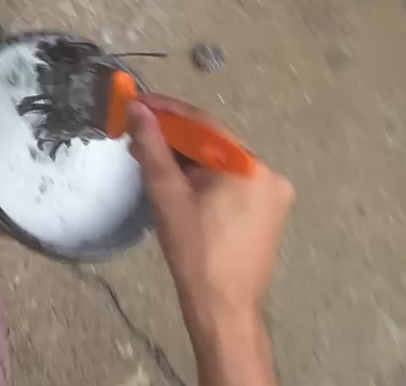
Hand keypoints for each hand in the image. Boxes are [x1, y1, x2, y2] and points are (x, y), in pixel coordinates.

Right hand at [130, 98, 293, 336]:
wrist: (223, 304)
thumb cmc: (194, 245)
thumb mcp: (165, 189)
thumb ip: (151, 143)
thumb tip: (136, 108)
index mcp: (249, 167)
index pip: (202, 122)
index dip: (166, 108)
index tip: (135, 100)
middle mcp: (268, 174)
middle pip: (210, 139)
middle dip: (170, 134)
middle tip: (134, 133)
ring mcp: (271, 193)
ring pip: (217, 158)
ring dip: (182, 154)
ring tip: (146, 157)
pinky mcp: (266, 209)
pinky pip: (227, 176)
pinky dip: (198, 171)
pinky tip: (172, 176)